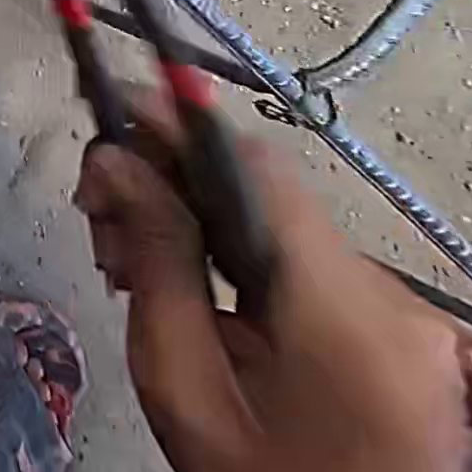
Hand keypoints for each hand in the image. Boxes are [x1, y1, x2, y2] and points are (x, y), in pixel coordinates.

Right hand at [76, 93, 469, 471]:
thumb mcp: (178, 372)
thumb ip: (152, 257)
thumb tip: (114, 159)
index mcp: (340, 306)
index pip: (252, 169)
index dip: (177, 120)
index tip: (109, 99)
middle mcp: (378, 289)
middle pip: (245, 184)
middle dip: (154, 175)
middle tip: (89, 209)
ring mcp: (382, 303)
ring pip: (250, 211)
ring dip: (171, 210)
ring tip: (116, 255)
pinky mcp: (369, 315)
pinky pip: (268, 245)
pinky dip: (203, 240)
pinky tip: (160, 270)